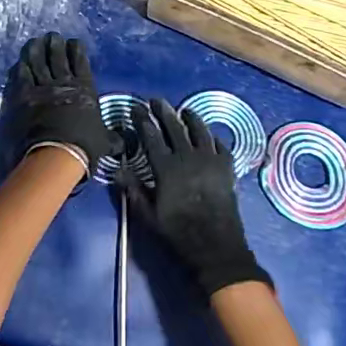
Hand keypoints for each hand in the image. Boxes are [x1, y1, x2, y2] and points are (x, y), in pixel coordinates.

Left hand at [8, 33, 114, 173]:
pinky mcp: (23, 96)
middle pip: (57, 55)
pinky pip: (21, 75)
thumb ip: (112, 137)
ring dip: (35, 50)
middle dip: (54, 43)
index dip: (75, 48)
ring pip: (37, 61)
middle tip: (51, 36)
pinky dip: (21, 67)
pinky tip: (20, 62)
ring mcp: (42, 87)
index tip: (71, 41)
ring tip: (34, 42)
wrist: (58, 153)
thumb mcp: (104, 140)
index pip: (80, 59)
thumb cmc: (84, 146)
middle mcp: (64, 82)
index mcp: (85, 87)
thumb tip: (123, 143)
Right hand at [129, 99, 269, 295]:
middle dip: (163, 111)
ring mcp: (210, 160)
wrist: (216, 245)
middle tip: (156, 100)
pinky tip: (209, 135)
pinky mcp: (227, 168)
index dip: (143, 120)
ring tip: (184, 110)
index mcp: (166, 168)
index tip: (136, 108)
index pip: (151, 137)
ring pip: (199, 131)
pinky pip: (220, 145)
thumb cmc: (178, 232)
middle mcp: (188, 157)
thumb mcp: (149, 216)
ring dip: (191, 117)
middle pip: (174, 127)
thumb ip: (134, 190)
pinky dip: (213, 137)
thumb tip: (118, 170)